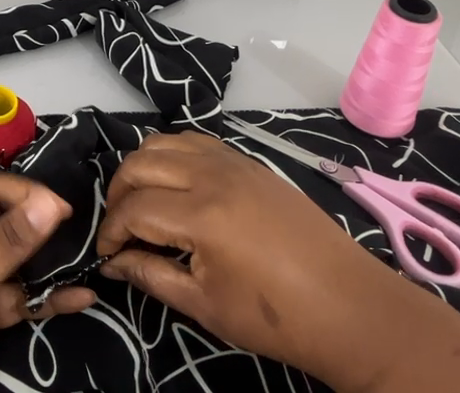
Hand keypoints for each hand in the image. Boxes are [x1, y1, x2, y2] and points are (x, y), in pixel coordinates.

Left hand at [0, 173, 96, 392]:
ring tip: (89, 262)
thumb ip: (7, 241)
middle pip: (2, 222)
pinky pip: (17, 297)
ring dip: (47, 263)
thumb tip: (51, 202)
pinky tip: (79, 298)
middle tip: (83, 232)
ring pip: (13, 262)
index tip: (63, 208)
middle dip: (39, 226)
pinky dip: (45, 298)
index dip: (23, 193)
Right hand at [97, 132, 459, 392]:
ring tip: (142, 202)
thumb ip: (151, 277)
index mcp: (201, 215)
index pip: (133, 208)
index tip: (107, 254)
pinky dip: (172, 154)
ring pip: (164, 142)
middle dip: (118, 194)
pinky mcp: (250, 162)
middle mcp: (212, 175)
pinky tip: (174, 184)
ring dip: (142, 168)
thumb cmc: (277, 319)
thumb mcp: (206, 307)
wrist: (353, 309)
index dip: (110, 231)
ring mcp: (233, 162)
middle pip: (140, 164)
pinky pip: (195, 141)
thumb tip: (112, 263)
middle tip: (119, 229)